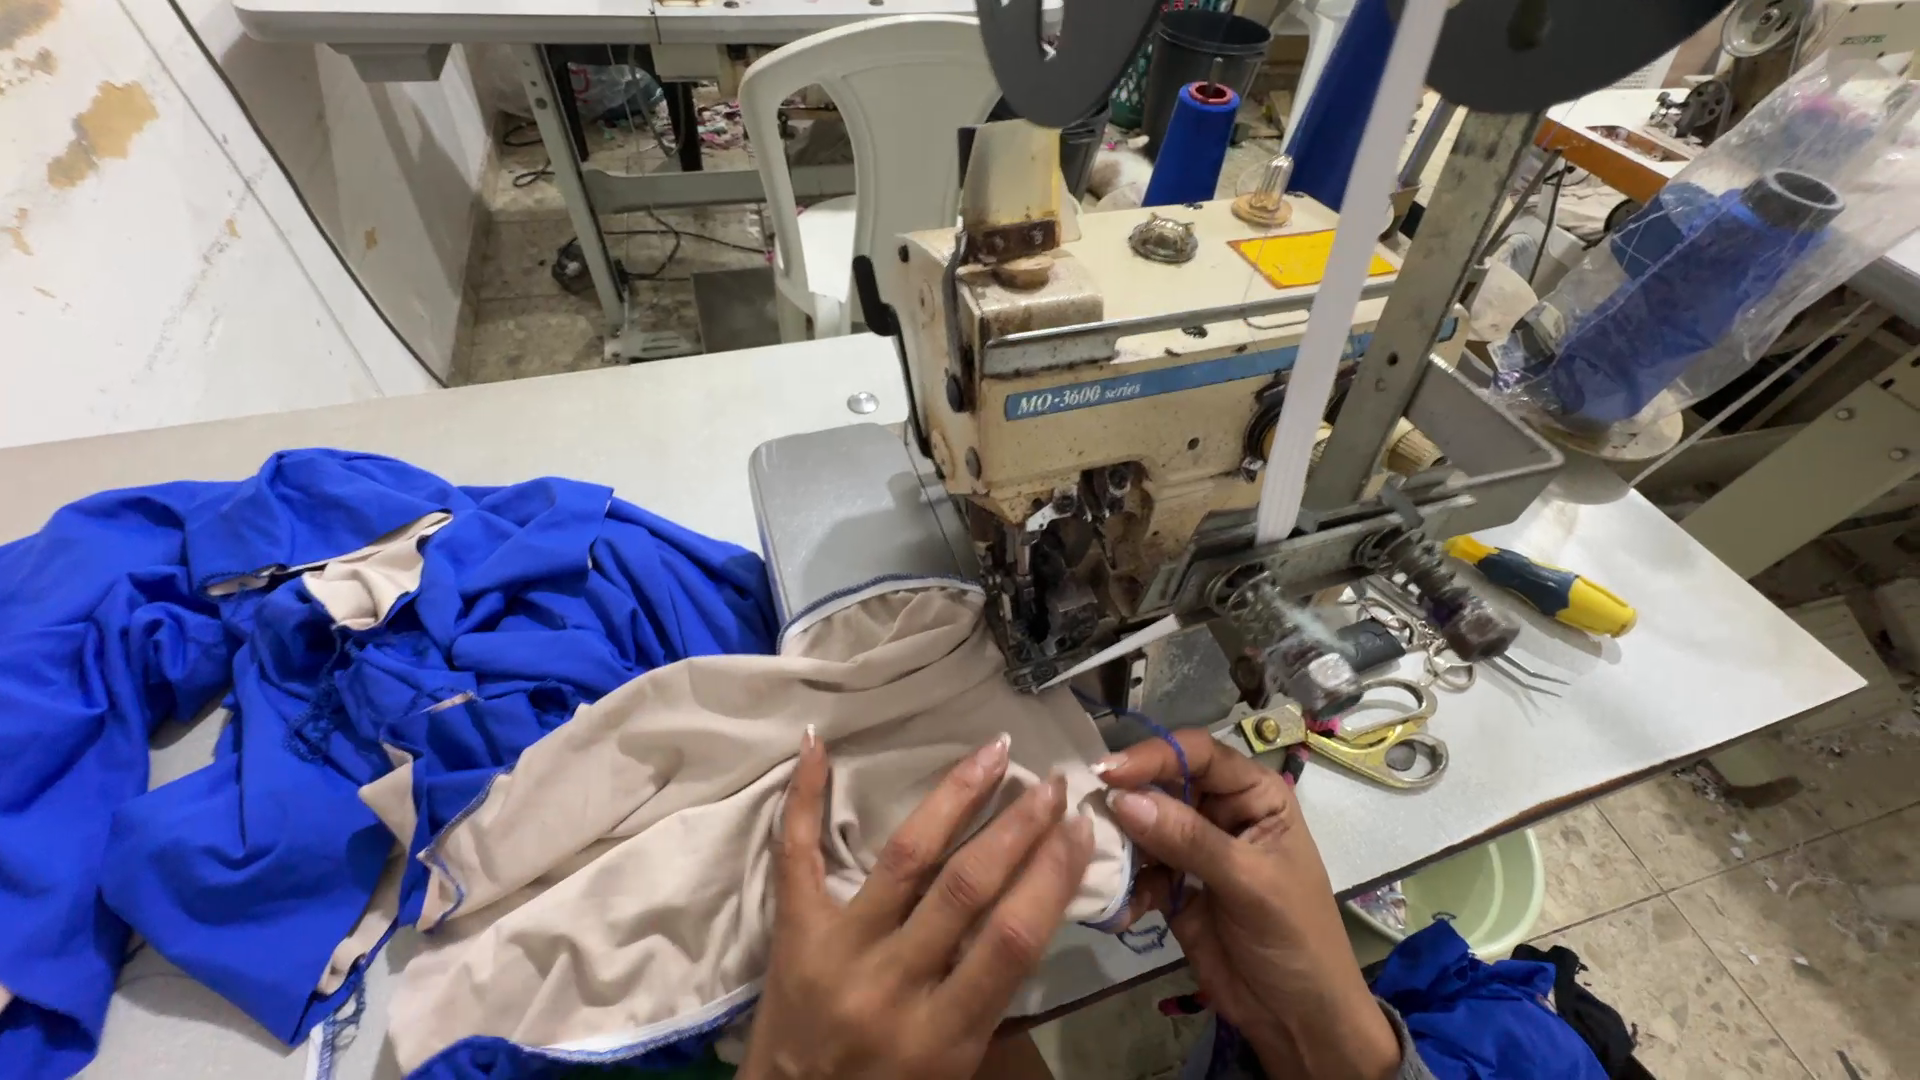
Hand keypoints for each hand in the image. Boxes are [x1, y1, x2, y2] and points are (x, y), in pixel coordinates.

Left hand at [740, 727, 1094, 1079]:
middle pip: (965, 886)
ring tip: (992, 753)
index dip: (1052, 874)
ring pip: (905, 857)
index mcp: (944, 1032)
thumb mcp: (958, 1064)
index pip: (1011, 938)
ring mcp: (837, 950)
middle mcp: (892, 984)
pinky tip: (816, 745)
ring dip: (954, 796)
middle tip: (1050, 781)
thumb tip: (1036, 899)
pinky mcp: (792, 931)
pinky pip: (796, 856)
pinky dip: (803, 798)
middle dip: (1017, 826)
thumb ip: (991, 991)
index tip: (1078, 826)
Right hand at [1096, 731, 1401, 1079]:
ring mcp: (1191, 846)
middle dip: (1126, 798)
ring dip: (1118, 843)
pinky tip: (1120, 909)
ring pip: (1141, 823)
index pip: (1197, 755)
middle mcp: (1219, 809)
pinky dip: (1123, 884)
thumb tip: (1124, 799)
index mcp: (1252, 793)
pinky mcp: (1170, 882)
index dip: (1154, 756)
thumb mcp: (1250, 883)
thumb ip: (1189, 839)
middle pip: (1161, 783)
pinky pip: (1136, 868)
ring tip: (1096, 861)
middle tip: (1087, 811)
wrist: (1299, 1022)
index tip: (1109, 773)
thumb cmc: (1296, 938)